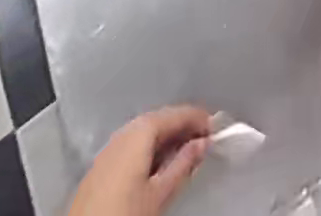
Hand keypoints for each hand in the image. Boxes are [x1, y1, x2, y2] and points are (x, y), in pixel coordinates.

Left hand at [67, 105, 213, 215]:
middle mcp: (125, 130)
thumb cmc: (125, 214)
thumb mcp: (160, 193)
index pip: (176, 114)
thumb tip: (203, 142)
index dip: (198, 119)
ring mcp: (111, 146)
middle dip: (183, 127)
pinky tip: (160, 164)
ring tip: (187, 152)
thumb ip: (183, 164)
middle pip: (161, 119)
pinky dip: (152, 148)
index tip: (217, 128)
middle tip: (205, 140)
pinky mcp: (104, 164)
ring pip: (147, 132)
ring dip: (168, 138)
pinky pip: (134, 144)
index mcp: (141, 131)